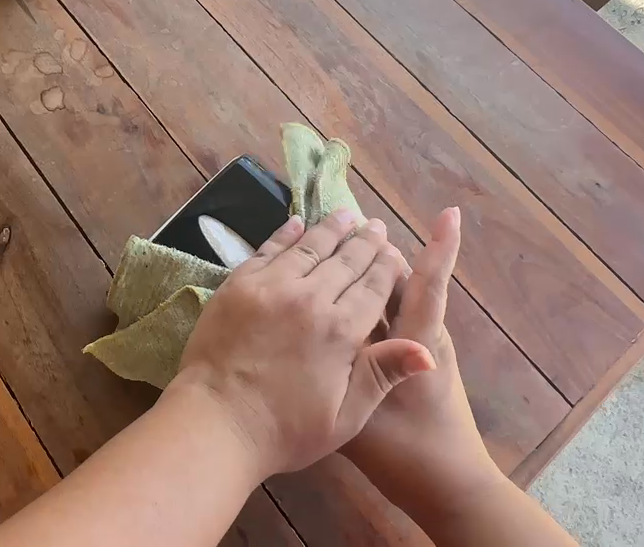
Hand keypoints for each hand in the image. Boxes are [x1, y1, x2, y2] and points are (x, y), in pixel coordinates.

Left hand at [167, 210, 435, 477]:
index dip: (385, 267)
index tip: (394, 250)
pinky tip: (297, 222)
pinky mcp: (240, 281)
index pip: (372, 288)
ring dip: (330, 229)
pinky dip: (286, 233)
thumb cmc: (284, 429)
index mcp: (340, 331)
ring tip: (346, 214)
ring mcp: (271, 285)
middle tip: (376, 225)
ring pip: (309, 247)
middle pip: (344, 262)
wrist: (216, 419)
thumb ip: (383, 375)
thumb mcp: (344, 416)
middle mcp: (309, 298)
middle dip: (364, 242)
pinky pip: (269, 248)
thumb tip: (428, 350)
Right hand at [341, 208, 509, 517]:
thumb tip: (318, 324)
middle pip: (405, 280)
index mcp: (419, 344)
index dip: (440, 249)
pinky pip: (390, 313)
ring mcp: (421, 345)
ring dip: (370, 269)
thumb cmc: (407, 456)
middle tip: (339, 221)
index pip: (430, 286)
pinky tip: (335, 290)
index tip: (450, 214)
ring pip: (395, 295)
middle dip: (378, 248)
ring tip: (331, 245)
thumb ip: (344, 368)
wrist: (450, 490)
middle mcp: (425, 336)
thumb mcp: (362, 416)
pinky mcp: (412, 356)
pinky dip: (367, 294)